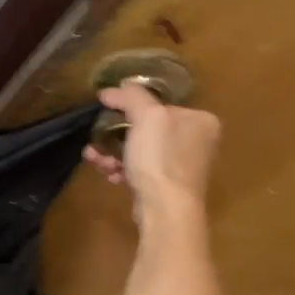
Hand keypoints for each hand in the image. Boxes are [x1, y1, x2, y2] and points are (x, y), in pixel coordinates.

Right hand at [82, 81, 220, 226]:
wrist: (165, 207)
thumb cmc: (160, 158)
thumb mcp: (147, 117)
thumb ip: (132, 97)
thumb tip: (113, 88)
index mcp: (200, 120)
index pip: (161, 106)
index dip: (132, 109)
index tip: (108, 115)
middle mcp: (197, 141)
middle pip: (148, 129)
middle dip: (116, 135)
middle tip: (96, 140)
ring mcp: (183, 165)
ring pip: (140, 151)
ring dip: (113, 153)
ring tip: (94, 159)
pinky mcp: (168, 186)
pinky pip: (141, 170)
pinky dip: (122, 170)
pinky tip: (108, 175)